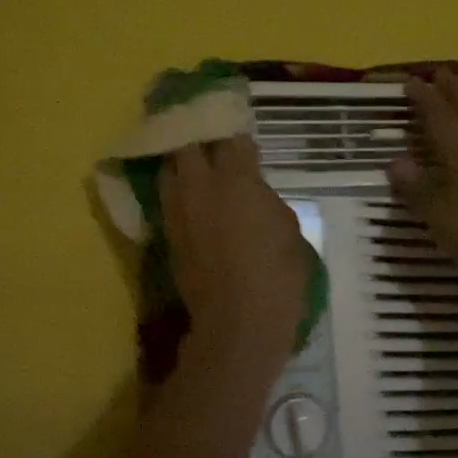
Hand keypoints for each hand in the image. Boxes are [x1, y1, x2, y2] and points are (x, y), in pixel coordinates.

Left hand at [160, 136, 305, 356]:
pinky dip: (179, 196)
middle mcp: (199, 187)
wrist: (238, 322)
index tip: (243, 136)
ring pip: (170, 172)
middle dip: (198, 139)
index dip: (236, 134)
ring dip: (182, 166)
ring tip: (196, 169)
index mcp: (236, 179)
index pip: (229, 138)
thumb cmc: (278, 274)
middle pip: (186, 146)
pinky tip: (193, 202)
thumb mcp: (289, 228)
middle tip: (211, 143)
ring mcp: (178, 212)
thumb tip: (252, 191)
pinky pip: (168, 202)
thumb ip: (266, 199)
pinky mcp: (168, 237)